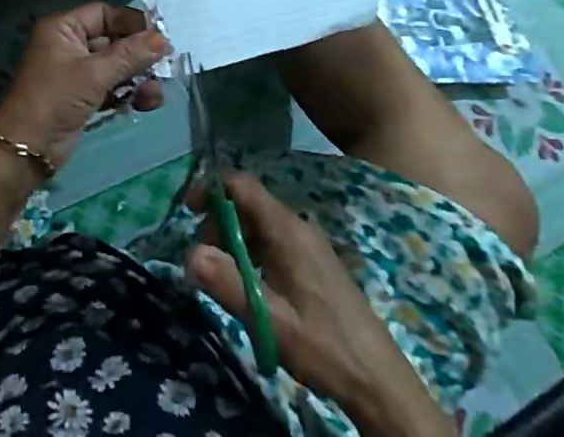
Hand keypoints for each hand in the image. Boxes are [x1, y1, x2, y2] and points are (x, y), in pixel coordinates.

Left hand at [0, 3, 169, 171]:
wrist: (27, 150)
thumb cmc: (55, 99)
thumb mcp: (94, 74)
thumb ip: (130, 55)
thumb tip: (164, 40)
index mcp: (64, 28)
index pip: (105, 13)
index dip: (132, 22)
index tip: (160, 36)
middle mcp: (70, 43)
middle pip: (115, 39)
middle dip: (140, 55)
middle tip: (165, 66)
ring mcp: (78, 70)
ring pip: (118, 64)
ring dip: (139, 77)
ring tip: (154, 95)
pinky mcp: (85, 94)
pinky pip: (114, 84)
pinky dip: (129, 92)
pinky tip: (145, 104)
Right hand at [186, 174, 452, 436]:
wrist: (375, 377)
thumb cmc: (321, 344)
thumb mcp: (268, 318)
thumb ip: (227, 283)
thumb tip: (189, 252)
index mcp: (288, 231)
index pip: (244, 186)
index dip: (213, 189)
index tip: (187, 210)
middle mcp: (299, 228)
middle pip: (250, 206)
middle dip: (219, 224)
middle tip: (201, 259)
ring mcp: (309, 245)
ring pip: (261, 227)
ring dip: (234, 242)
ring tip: (220, 277)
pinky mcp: (314, 264)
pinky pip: (275, 243)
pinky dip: (252, 254)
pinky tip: (248, 287)